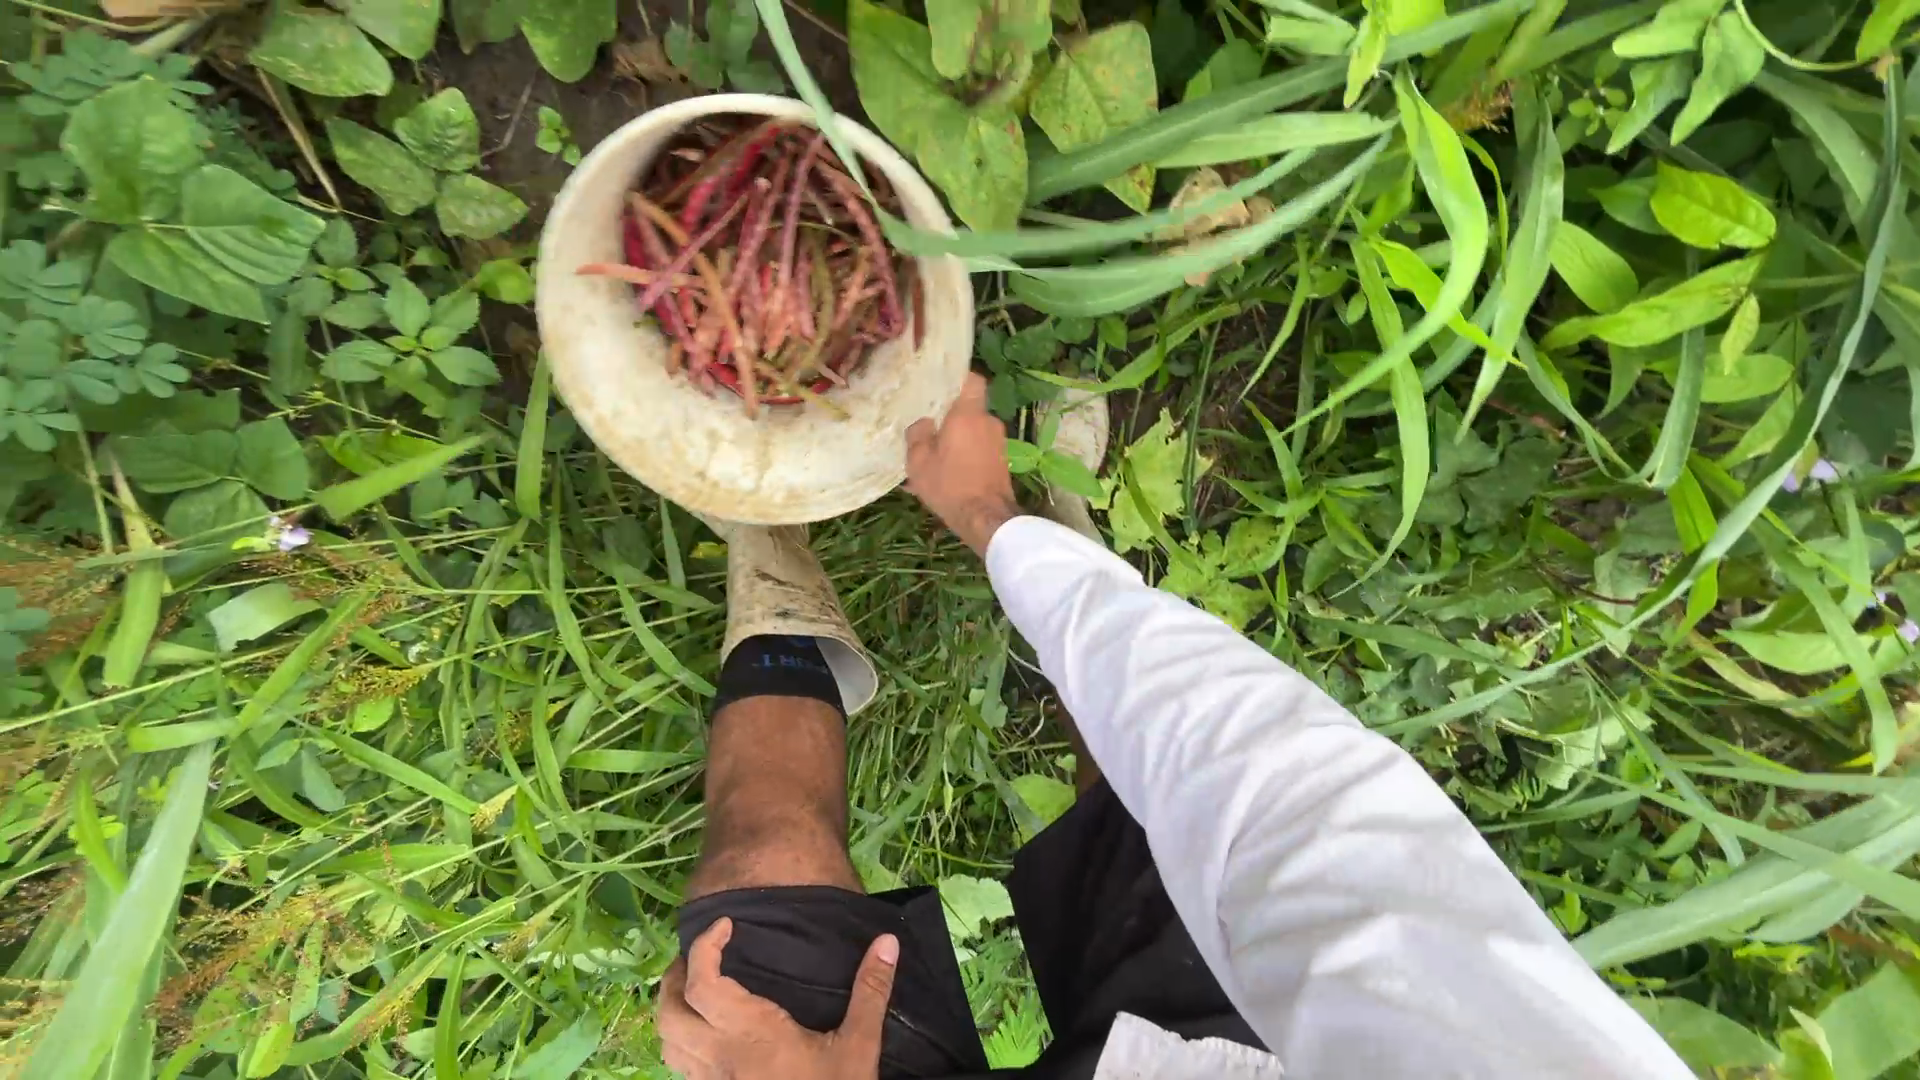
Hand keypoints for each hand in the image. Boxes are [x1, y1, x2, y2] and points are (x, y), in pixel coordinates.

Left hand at [658, 917, 898, 1079]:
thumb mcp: (859, 1046)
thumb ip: (871, 990)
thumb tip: (888, 940)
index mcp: (751, 1034)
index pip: (703, 984)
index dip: (705, 947)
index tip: (727, 924)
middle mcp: (720, 1058)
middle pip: (668, 1012)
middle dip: (677, 974)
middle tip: (703, 950)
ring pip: (665, 1041)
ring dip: (672, 1006)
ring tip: (697, 983)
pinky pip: (677, 1065)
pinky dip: (680, 1036)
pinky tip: (706, 1030)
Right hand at [905, 373, 1019, 554]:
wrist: (986, 519)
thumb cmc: (950, 486)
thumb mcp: (919, 462)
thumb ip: (917, 435)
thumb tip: (923, 423)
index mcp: (968, 414)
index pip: (972, 380)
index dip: (959, 378)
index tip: (942, 383)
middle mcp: (988, 423)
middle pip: (969, 410)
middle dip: (951, 417)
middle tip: (929, 427)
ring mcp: (998, 443)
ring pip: (973, 432)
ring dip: (956, 440)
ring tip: (934, 457)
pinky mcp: (1002, 462)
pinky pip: (979, 450)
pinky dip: (965, 456)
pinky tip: (947, 475)